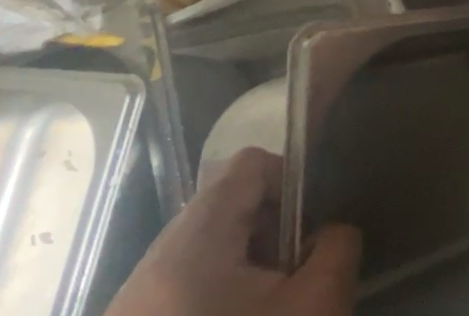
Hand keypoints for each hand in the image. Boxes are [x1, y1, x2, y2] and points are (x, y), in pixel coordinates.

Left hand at [106, 148, 360, 315]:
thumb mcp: (317, 304)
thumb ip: (337, 246)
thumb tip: (326, 233)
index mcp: (193, 246)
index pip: (247, 166)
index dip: (291, 177)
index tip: (309, 224)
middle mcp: (150, 266)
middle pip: (221, 205)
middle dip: (270, 227)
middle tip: (293, 270)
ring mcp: (130, 304)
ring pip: (201, 247)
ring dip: (246, 260)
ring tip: (268, 303)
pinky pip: (180, 284)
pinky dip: (218, 290)